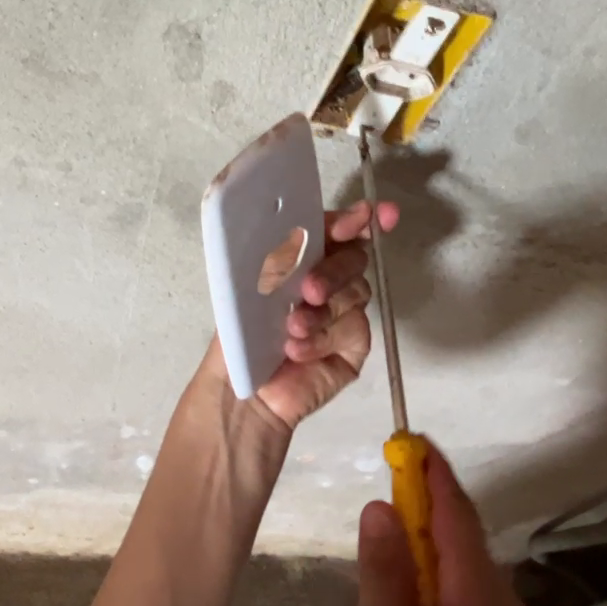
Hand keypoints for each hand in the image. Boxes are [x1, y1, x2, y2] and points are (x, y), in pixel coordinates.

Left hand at [248, 200, 398, 430]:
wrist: (242, 391)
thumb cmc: (240, 333)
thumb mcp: (252, 285)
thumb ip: (280, 254)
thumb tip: (304, 229)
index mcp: (305, 258)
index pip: (337, 230)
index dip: (354, 219)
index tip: (365, 214)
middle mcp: (331, 280)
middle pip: (353, 258)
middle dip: (334, 269)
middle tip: (310, 289)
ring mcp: (346, 312)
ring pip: (355, 293)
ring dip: (322, 310)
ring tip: (292, 328)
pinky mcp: (353, 345)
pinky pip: (352, 329)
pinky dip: (322, 338)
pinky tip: (296, 350)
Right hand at [346, 447, 542, 605]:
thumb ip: (384, 583)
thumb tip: (382, 507)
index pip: (459, 520)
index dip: (433, 474)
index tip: (410, 437)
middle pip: (468, 544)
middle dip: (427, 511)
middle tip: (390, 483)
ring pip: (472, 572)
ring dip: (433, 549)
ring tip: (393, 540)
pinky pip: (477, 601)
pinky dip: (446, 582)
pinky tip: (417, 591)